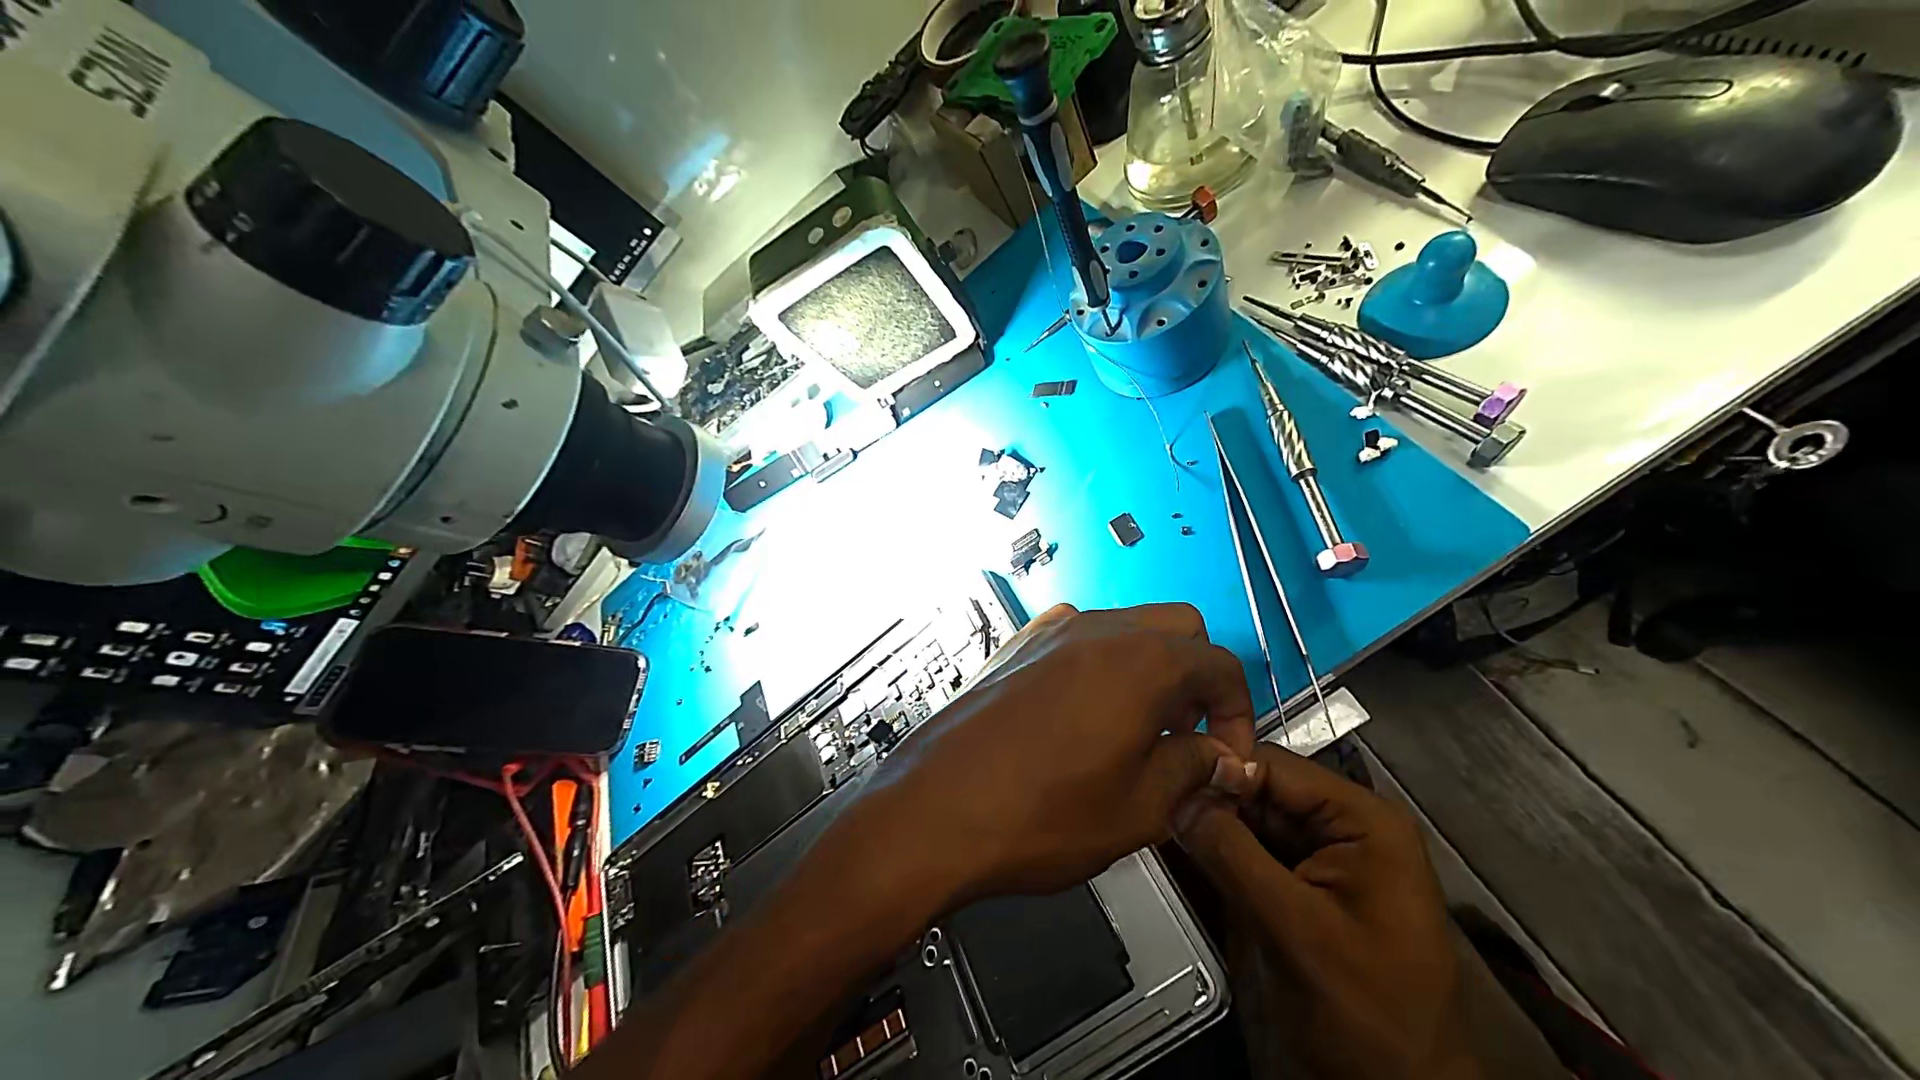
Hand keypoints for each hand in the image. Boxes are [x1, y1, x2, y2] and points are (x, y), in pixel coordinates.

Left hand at [847, 602, 1262, 903]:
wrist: (934, 810)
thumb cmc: (1037, 815)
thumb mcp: (1139, 808)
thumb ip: (1193, 771)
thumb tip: (1220, 759)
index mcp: (1141, 661)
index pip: (1220, 665)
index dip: (1238, 715)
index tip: (1226, 758)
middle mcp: (1097, 631)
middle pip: (1177, 629)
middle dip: (1196, 679)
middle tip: (1186, 739)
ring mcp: (1050, 633)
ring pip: (1125, 629)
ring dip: (1148, 670)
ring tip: (1135, 734)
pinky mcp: (1016, 648)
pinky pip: (1076, 639)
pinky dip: (1099, 665)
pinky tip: (1083, 717)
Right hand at [1176, 744, 1481, 1079]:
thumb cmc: (1375, 1020)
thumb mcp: (1299, 931)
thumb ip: (1234, 856)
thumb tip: (1181, 800)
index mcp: (1363, 821)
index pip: (1273, 765)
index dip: (1218, 772)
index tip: (1168, 785)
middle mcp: (1339, 828)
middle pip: (1254, 789)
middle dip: (1206, 801)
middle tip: (1155, 809)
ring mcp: (1312, 858)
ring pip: (1241, 819)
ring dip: (1203, 826)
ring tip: (1160, 827)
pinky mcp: (1289, 886)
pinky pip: (1242, 852)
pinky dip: (1210, 853)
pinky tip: (1178, 852)